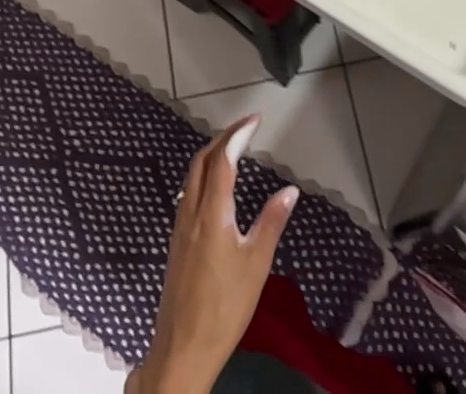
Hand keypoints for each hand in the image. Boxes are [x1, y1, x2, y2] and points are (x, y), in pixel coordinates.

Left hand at [128, 115, 298, 393]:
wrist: (183, 345)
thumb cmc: (226, 306)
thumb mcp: (257, 264)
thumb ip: (271, 222)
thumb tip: (289, 190)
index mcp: (211, 214)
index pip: (222, 160)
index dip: (237, 135)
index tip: (255, 119)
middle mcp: (190, 213)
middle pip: (201, 162)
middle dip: (222, 137)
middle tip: (245, 127)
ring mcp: (179, 227)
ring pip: (191, 177)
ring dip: (210, 155)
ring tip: (233, 147)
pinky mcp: (176, 242)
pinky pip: (188, 194)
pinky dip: (203, 176)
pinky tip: (216, 186)